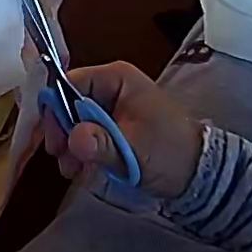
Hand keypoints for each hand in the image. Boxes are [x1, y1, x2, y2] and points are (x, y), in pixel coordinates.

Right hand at [40, 62, 204, 197]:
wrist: (198, 173)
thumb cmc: (170, 151)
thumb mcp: (134, 149)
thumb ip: (102, 143)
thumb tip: (74, 138)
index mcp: (116, 78)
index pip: (70, 83)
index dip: (56, 108)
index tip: (52, 139)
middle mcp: (110, 87)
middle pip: (68, 102)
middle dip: (62, 131)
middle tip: (61, 158)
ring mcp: (111, 107)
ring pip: (74, 120)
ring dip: (69, 144)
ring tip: (73, 170)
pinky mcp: (112, 126)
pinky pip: (86, 133)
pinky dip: (81, 150)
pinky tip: (82, 170)